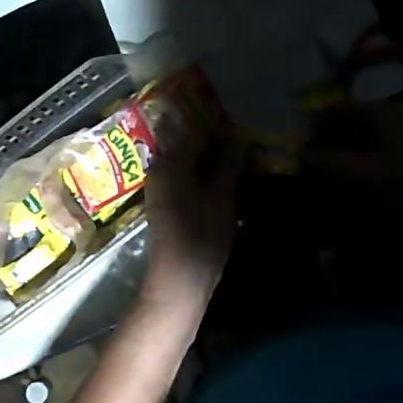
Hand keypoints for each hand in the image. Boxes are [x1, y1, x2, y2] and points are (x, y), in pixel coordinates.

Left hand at [142, 127, 243, 303]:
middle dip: (215, 139)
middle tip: (243, 136)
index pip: (197, 131)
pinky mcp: (163, 201)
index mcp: (170, 163)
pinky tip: (222, 174)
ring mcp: (158, 185)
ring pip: (186, 160)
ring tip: (238, 153)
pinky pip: (183, 175)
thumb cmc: (202, 238)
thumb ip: (229, 165)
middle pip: (188, 143)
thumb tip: (239, 139)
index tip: (242, 121)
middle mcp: (158, 168)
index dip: (221, 125)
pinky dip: (201, 171)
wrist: (177, 281)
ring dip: (209, 155)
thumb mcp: (222, 198)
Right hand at [303, 102, 402, 219]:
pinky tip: (334, 181)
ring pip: (352, 142)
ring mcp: (393, 141)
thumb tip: (297, 158)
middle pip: (344, 125)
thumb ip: (331, 163)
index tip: (294, 142)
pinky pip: (362, 157)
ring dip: (333, 155)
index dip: (315, 124)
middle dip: (322, 141)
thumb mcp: (369, 172)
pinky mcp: (396, 162)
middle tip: (300, 160)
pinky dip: (347, 166)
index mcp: (383, 113)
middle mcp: (387, 121)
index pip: (339, 109)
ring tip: (312, 172)